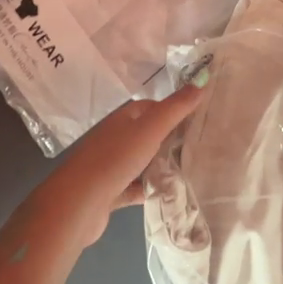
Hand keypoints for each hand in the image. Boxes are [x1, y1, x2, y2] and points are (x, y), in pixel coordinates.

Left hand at [7, 83, 205, 258]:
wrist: (78, 203)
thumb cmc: (114, 159)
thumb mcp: (150, 129)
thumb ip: (176, 108)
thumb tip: (201, 80)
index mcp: (124, 119)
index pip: (153, 107)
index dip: (176, 110)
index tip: (202, 118)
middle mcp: (116, 138)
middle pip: (150, 135)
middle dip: (174, 140)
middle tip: (204, 146)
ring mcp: (112, 166)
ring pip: (145, 162)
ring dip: (164, 167)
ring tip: (195, 170)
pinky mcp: (111, 191)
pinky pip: (137, 187)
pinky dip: (152, 190)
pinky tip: (172, 194)